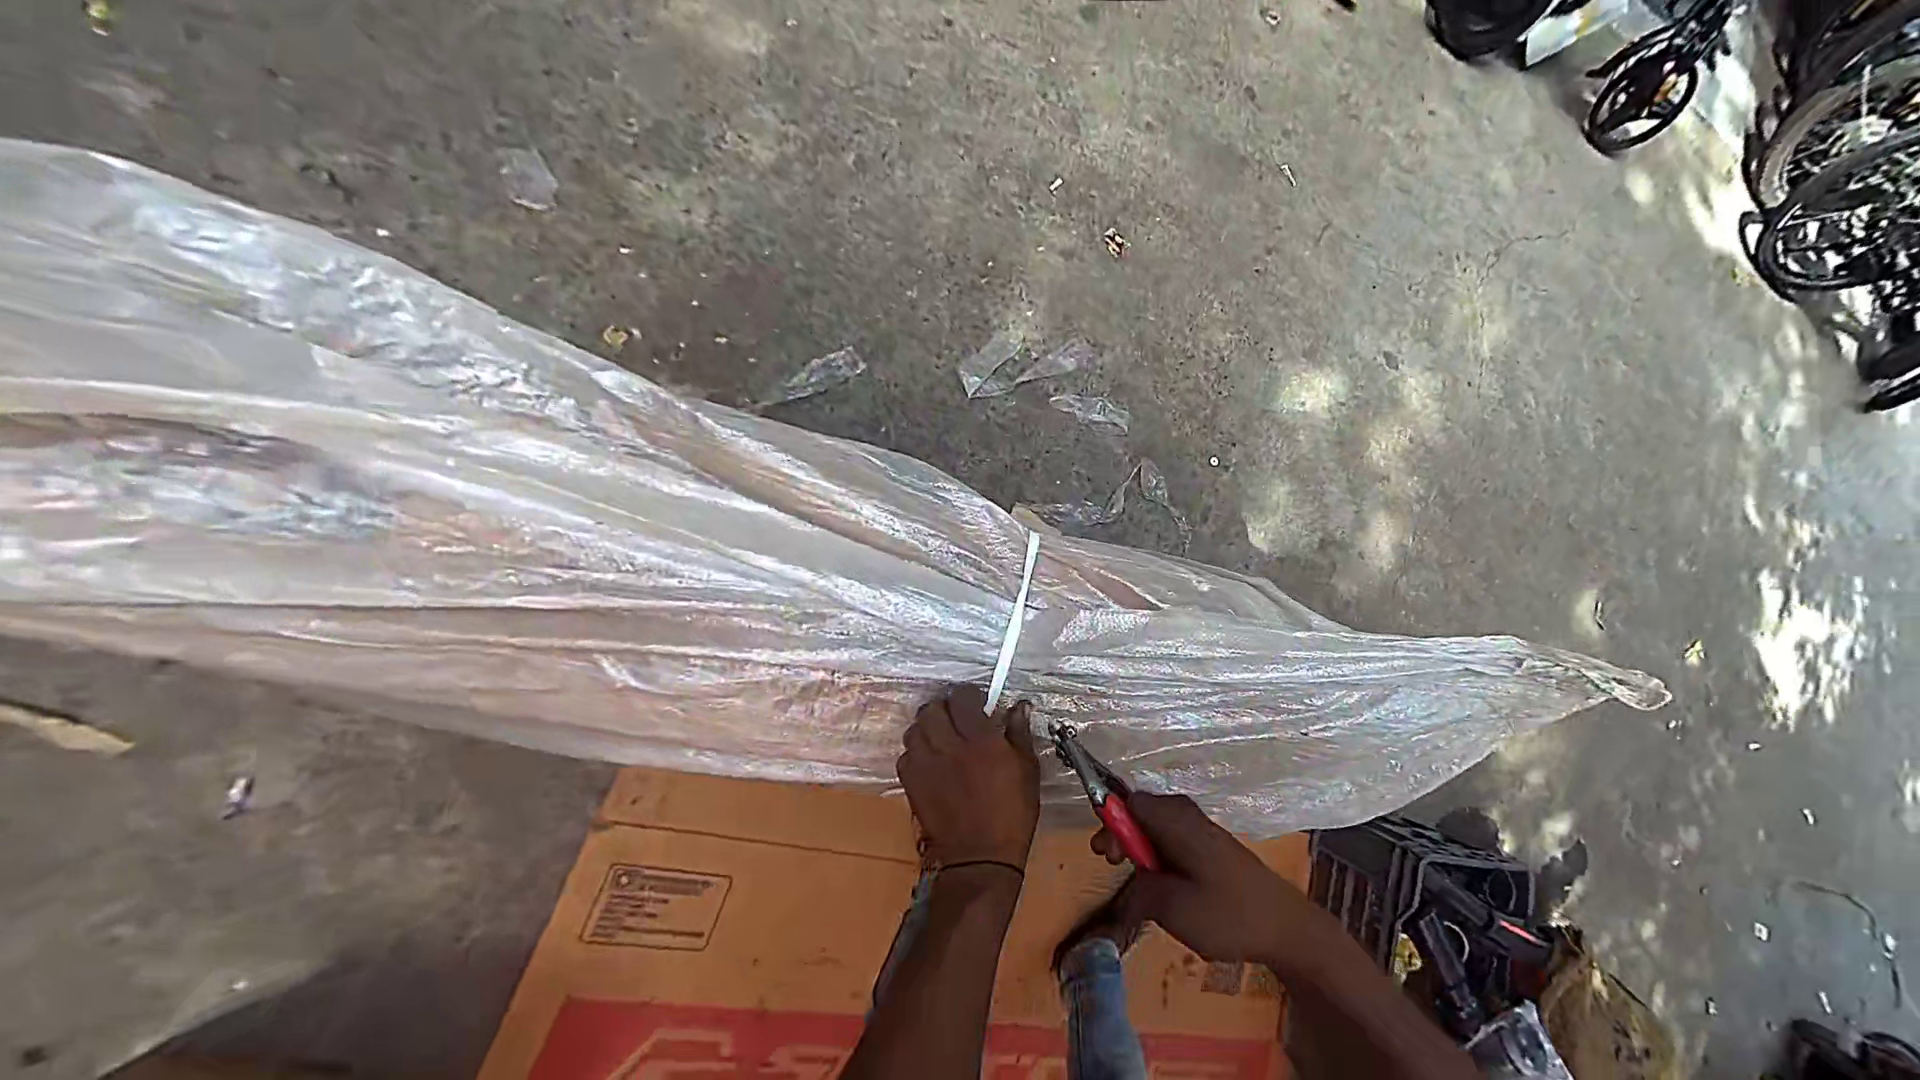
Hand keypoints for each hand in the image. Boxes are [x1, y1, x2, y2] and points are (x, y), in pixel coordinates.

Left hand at [897, 685, 1040, 870]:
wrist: (978, 857)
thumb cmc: (1011, 814)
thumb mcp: (1026, 770)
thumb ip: (1019, 733)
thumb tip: (1019, 707)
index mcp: (979, 738)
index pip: (963, 697)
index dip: (970, 697)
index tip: (978, 705)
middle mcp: (947, 744)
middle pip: (933, 708)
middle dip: (945, 709)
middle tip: (958, 720)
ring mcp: (924, 762)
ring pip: (915, 727)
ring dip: (928, 728)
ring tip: (942, 739)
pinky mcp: (910, 780)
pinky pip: (906, 753)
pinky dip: (917, 752)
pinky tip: (931, 762)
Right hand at [1094, 793, 1325, 968]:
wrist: (1287, 929)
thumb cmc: (1229, 915)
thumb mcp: (1173, 908)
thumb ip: (1138, 888)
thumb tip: (1127, 882)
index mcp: (1175, 818)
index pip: (1126, 801)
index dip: (1110, 824)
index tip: (1108, 856)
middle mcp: (1185, 813)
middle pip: (1138, 812)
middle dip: (1121, 837)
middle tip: (1115, 867)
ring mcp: (1199, 827)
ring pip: (1153, 827)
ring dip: (1139, 850)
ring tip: (1140, 883)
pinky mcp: (1208, 844)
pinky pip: (1170, 838)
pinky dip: (1158, 855)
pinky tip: (1163, 885)